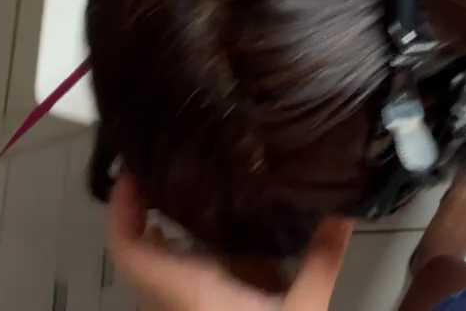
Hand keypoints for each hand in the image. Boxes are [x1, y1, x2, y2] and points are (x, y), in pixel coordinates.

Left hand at [106, 176, 353, 310]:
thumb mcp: (304, 309)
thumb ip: (321, 259)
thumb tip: (344, 210)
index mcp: (188, 292)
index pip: (130, 250)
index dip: (121, 210)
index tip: (131, 173)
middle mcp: (172, 305)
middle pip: (138, 255)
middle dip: (144, 211)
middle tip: (165, 169)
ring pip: (152, 274)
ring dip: (160, 237)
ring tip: (184, 194)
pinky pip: (170, 289)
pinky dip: (179, 259)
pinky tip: (209, 244)